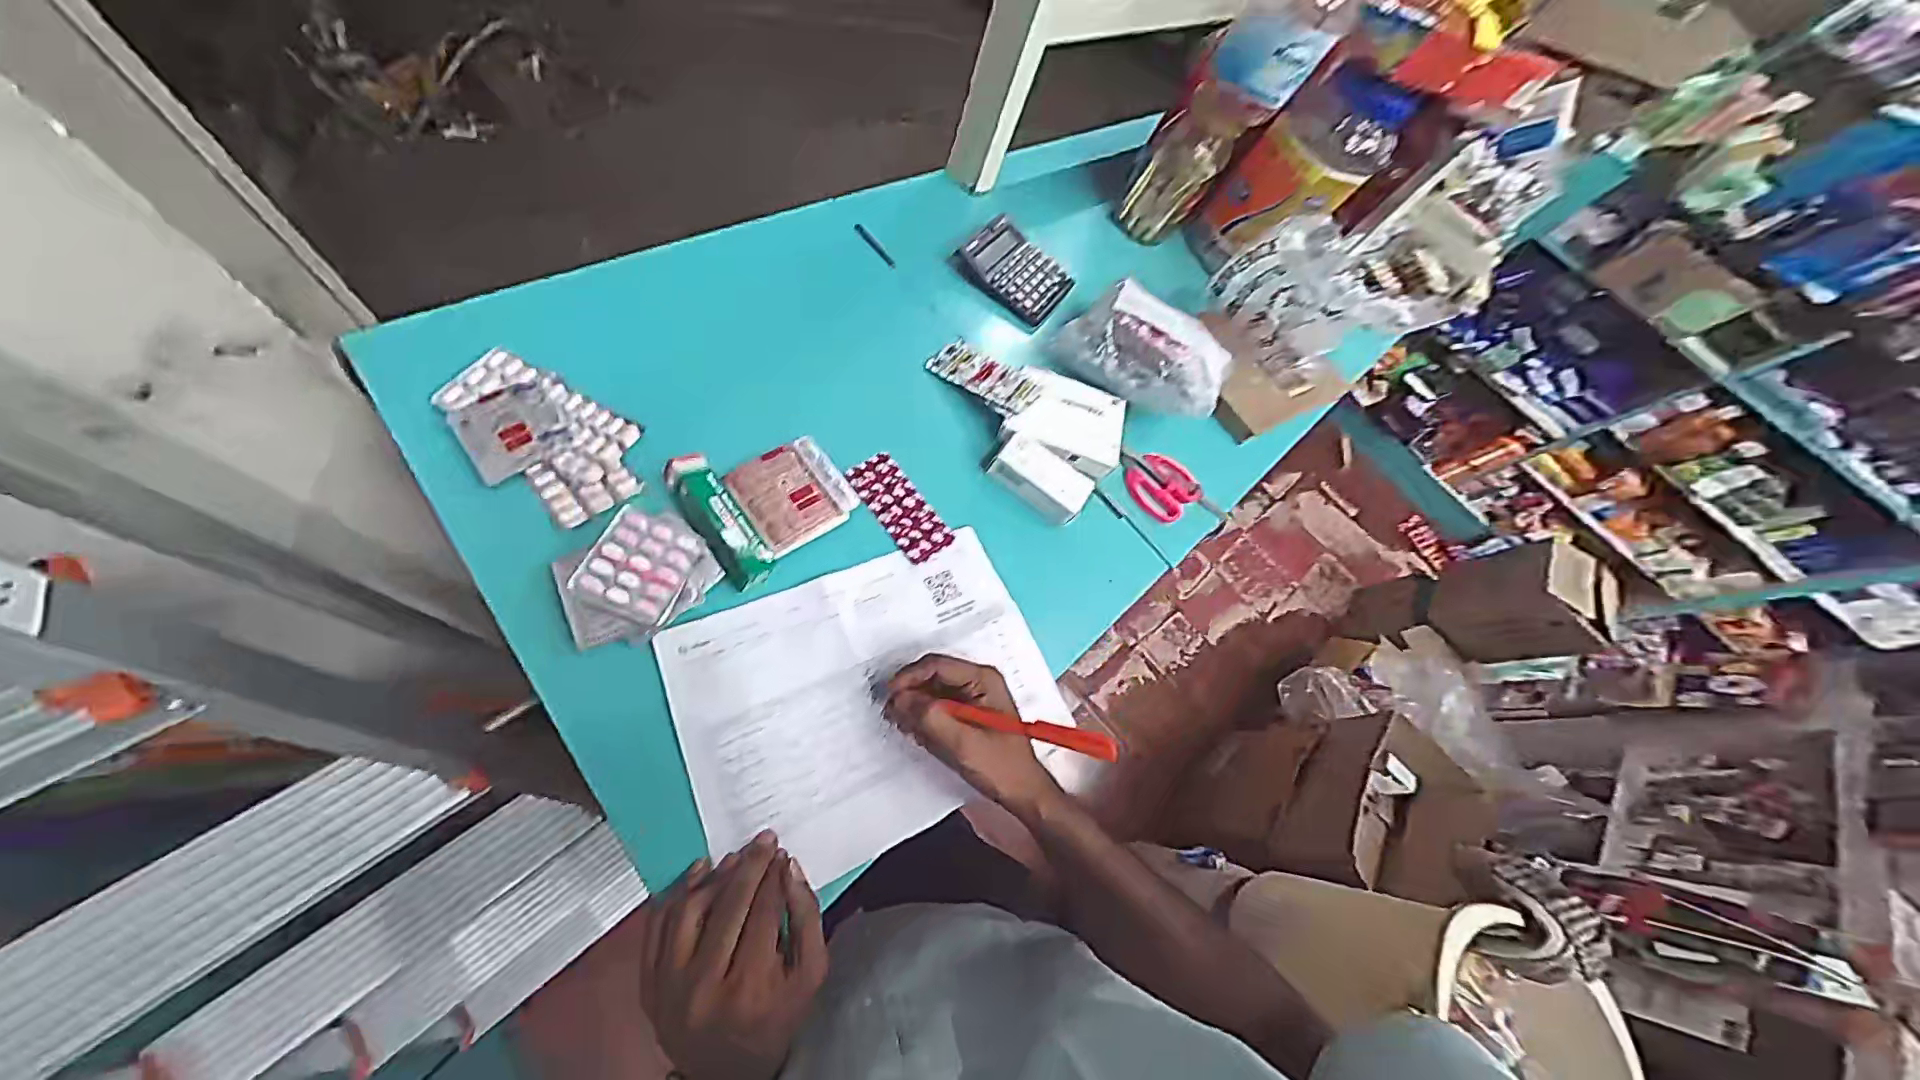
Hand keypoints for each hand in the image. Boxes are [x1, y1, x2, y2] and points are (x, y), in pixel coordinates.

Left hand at [636, 832, 827, 1079]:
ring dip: (714, 876)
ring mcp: (670, 987)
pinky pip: (658, 927)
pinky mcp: (649, 985)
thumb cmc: (776, 1018)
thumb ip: (807, 918)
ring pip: (690, 911)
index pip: (764, 911)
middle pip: (729, 906)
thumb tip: (790, 870)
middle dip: (750, 865)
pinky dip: (678, 894)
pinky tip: (698, 873)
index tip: (782, 854)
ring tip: (735, 857)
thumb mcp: (809, 975)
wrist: (727, 1071)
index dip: (775, 876)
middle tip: (763, 841)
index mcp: (751, 986)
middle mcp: (705, 986)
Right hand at [885, 654, 1062, 814]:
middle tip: (891, 712)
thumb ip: (931, 717)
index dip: (909, 677)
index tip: (891, 695)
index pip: (937, 665)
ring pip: (931, 691)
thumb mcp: (963, 743)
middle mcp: (977, 682)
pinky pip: (936, 706)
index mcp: (983, 679)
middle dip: (909, 692)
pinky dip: (922, 716)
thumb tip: (901, 699)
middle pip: (932, 675)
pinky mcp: (965, 713)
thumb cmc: (1002, 767)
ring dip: (913, 706)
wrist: (1022, 791)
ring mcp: (971, 697)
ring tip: (901, 724)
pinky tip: (915, 731)